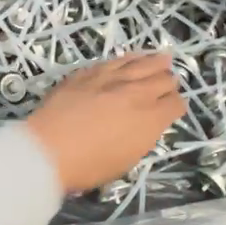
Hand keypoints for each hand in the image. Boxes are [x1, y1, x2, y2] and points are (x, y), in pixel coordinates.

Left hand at [25, 53, 186, 193]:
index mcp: (149, 119)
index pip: (174, 105)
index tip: (174, 108)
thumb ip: (141, 137)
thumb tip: (146, 124)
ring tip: (162, 58)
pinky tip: (129, 58)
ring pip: (140, 62)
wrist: (48, 149)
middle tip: (170, 81)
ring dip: (154, 61)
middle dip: (168, 81)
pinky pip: (114, 60)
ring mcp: (110, 79)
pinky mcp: (88, 73)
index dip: (177, 106)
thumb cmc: (88, 166)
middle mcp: (135, 93)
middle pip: (161, 79)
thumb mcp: (126, 160)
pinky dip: (127, 58)